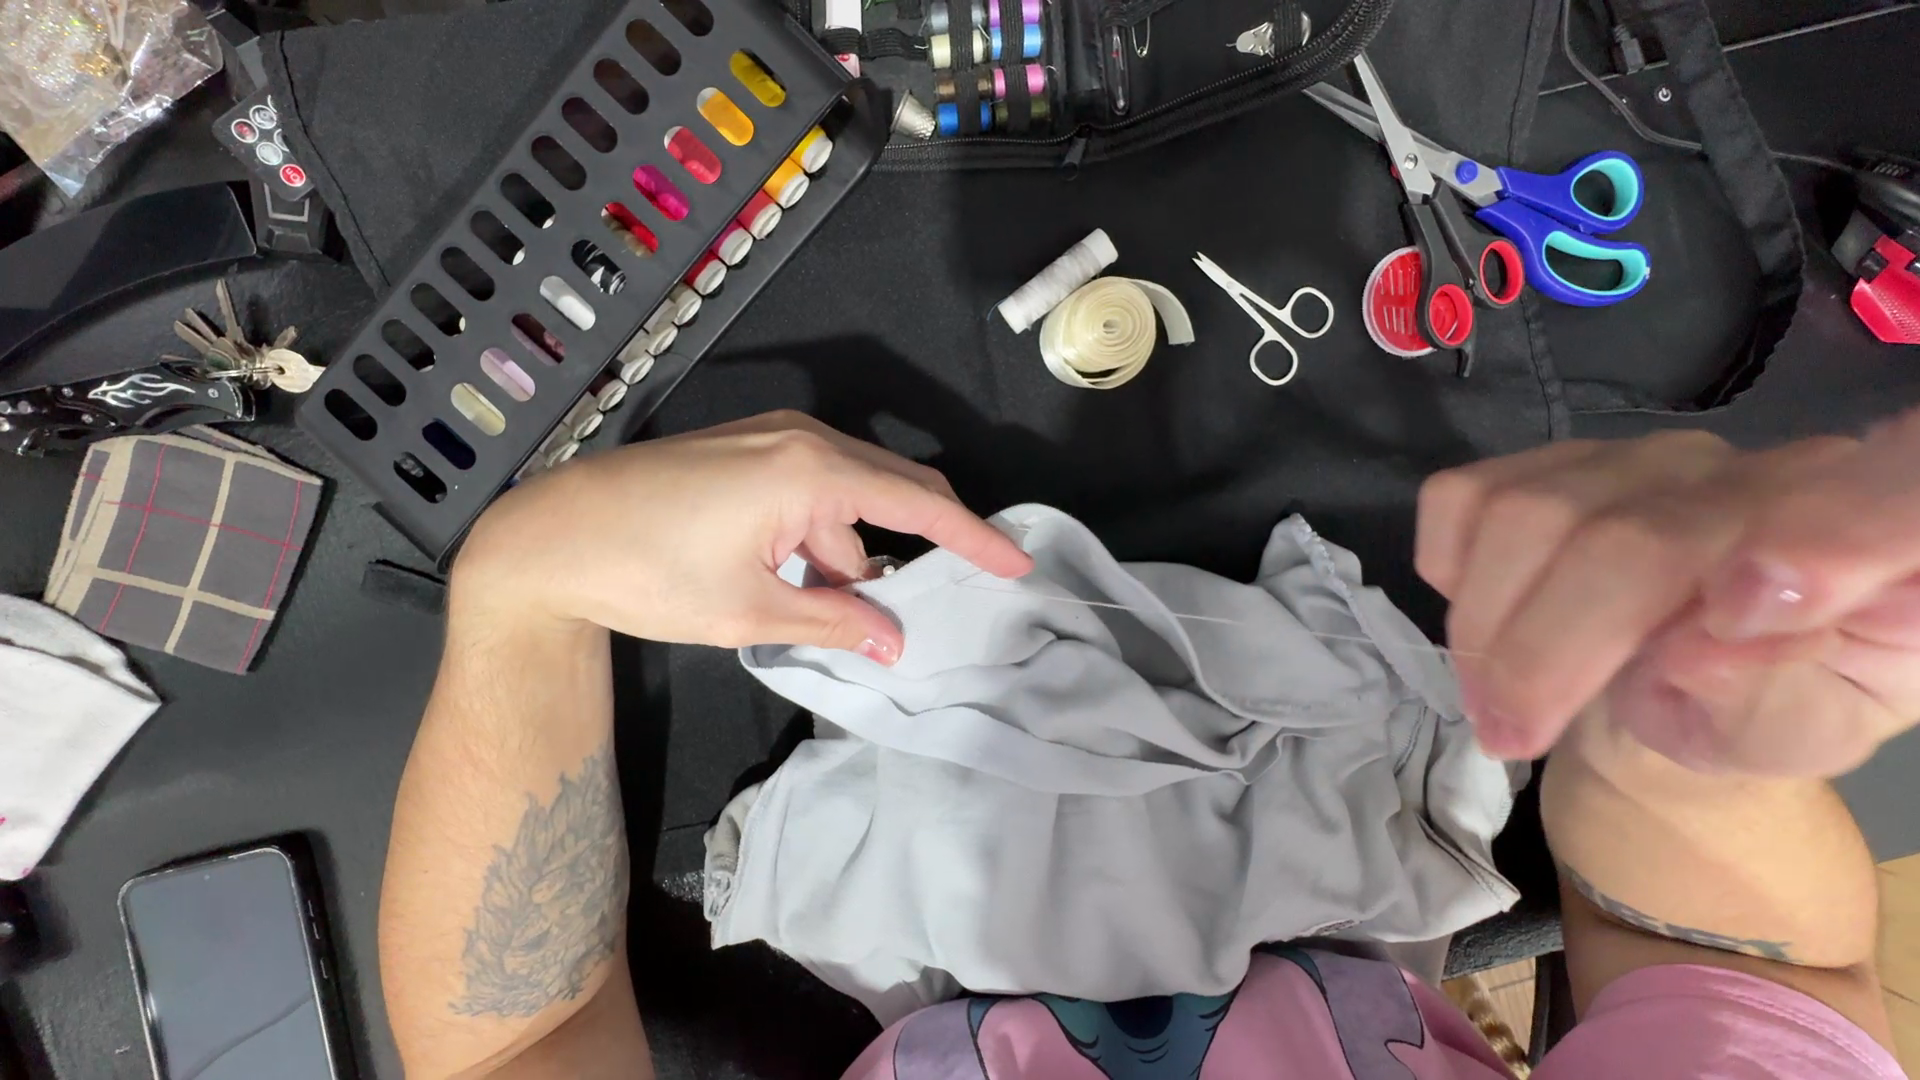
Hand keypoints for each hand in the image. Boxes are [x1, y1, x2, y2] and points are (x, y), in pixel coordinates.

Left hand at [452, 411, 1032, 662]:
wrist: (550, 536)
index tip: (1017, 563)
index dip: (975, 537)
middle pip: (896, 487)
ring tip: (838, 605)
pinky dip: (825, 531)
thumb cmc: (650, 575)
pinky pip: (815, 488)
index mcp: (813, 472)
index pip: (920, 506)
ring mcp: (774, 438)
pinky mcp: (750, 450)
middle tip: (953, 586)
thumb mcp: (751, 610)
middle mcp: (803, 439)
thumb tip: (895, 643)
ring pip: (851, 495)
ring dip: (857, 548)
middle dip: (924, 540)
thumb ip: (835, 619)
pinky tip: (802, 572)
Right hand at [1416, 408, 1919, 775]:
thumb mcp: (1783, 741)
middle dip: (1541, 652)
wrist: (1662, 683)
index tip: (1752, 615)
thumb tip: (1704, 651)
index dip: (1827, 537)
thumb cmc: (1741, 714)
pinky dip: (1447, 568)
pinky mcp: (1541, 460)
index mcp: (1876, 553)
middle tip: (1505, 732)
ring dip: (1481, 622)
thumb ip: (1769, 701)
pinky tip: (1481, 610)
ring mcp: (1637, 457)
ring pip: (1522, 515)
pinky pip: (1459, 499)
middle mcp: (1757, 475)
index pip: (1892, 499)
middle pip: (1624, 540)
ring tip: (1484, 694)